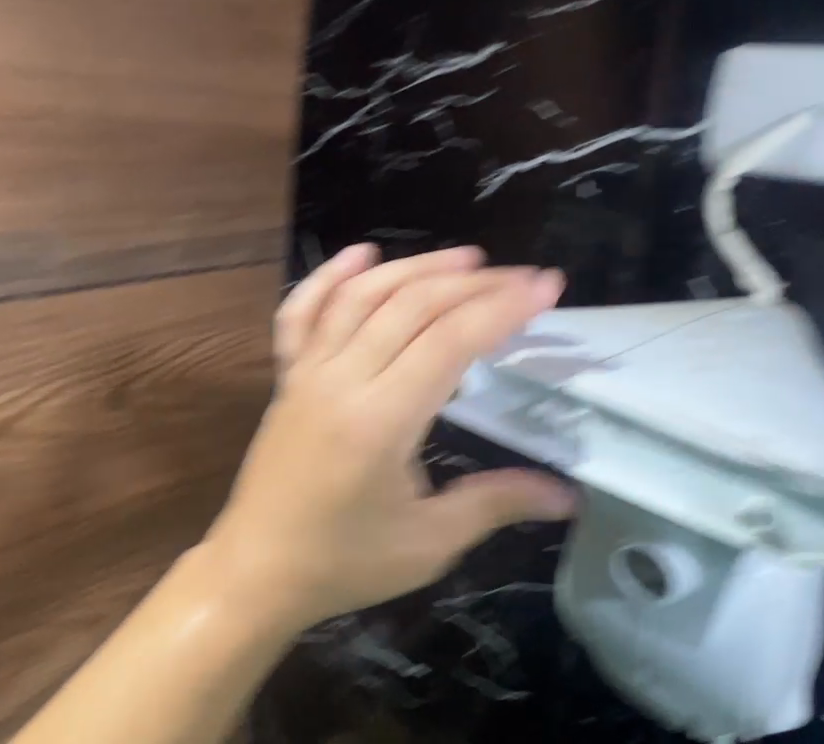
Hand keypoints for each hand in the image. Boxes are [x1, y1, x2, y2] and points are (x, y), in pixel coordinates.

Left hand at [199, 244, 575, 630]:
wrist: (257, 570)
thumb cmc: (345, 562)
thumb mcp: (429, 542)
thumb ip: (495, 503)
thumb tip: (566, 494)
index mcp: (380, 420)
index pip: (449, 342)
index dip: (501, 309)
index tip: (546, 288)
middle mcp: (341, 379)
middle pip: (411, 308)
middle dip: (473, 284)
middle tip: (521, 275)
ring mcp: (306, 371)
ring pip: (361, 298)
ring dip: (414, 268)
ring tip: (465, 257)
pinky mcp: (286, 375)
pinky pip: (301, 312)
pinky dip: (329, 277)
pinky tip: (361, 254)